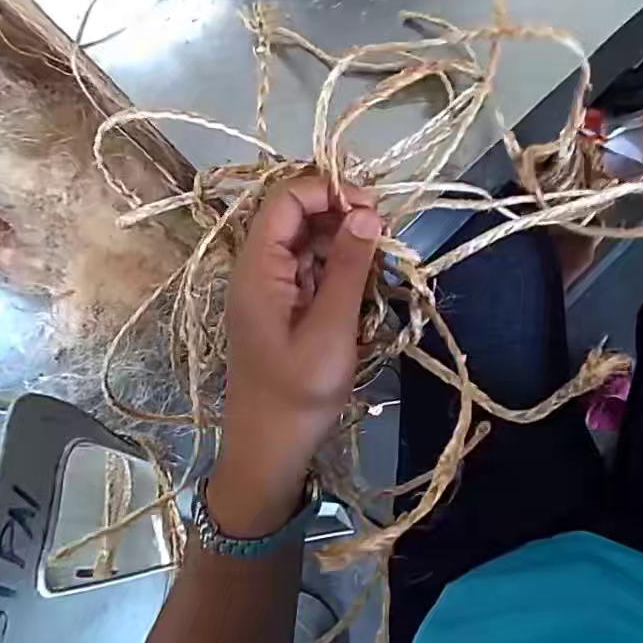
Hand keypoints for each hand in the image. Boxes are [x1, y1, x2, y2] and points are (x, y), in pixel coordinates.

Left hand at [216, 178, 381, 533]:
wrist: (269, 451)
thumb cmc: (297, 395)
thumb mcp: (330, 330)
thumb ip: (348, 268)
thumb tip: (368, 213)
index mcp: (257, 268)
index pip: (286, 200)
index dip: (328, 191)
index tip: (373, 209)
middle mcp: (259, 268)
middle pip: (297, 216)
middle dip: (342, 215)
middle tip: (385, 238)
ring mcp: (271, 287)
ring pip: (308, 241)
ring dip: (345, 242)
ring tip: (381, 262)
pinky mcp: (284, 305)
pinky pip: (312, 268)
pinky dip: (340, 267)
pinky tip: (365, 282)